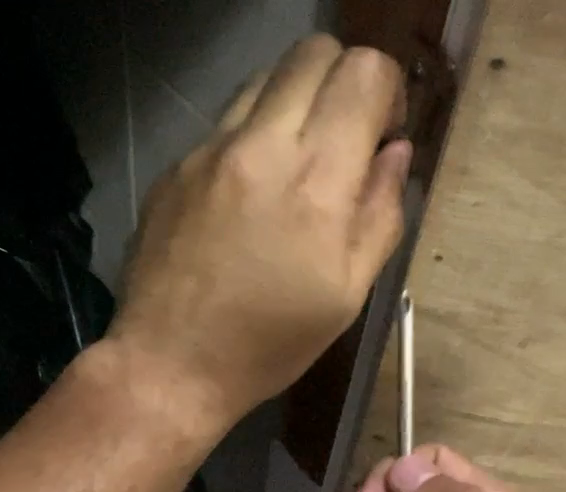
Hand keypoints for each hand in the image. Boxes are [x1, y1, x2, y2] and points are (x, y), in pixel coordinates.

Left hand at [108, 35, 411, 430]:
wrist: (171, 365)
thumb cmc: (269, 344)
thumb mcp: (347, 294)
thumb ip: (380, 214)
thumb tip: (394, 154)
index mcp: (315, 178)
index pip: (364, 72)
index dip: (386, 95)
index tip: (381, 140)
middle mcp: (260, 144)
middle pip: (314, 52)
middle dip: (343, 83)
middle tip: (343, 141)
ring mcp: (209, 150)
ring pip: (264, 78)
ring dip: (294, 104)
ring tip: (294, 166)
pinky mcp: (175, 168)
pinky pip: (224, 124)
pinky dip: (250, 139)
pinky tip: (246, 196)